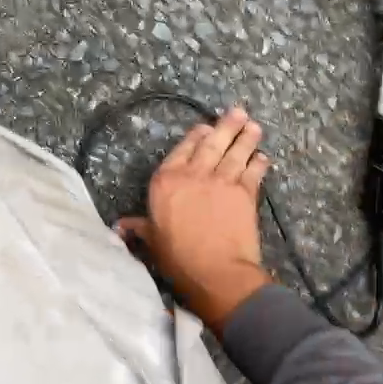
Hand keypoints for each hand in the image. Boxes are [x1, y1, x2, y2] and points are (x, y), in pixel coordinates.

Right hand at [118, 107, 273, 330]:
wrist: (216, 271)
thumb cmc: (178, 257)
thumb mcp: (152, 240)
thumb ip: (139, 227)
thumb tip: (119, 227)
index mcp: (166, 181)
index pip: (181, 150)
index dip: (195, 137)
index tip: (204, 128)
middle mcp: (193, 174)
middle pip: (211, 144)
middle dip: (225, 126)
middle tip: (238, 112)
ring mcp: (221, 181)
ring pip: (235, 152)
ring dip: (246, 138)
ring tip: (254, 125)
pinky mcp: (244, 194)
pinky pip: (253, 173)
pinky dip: (259, 163)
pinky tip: (263, 157)